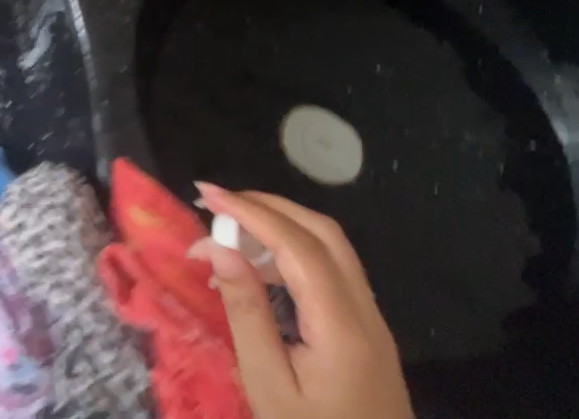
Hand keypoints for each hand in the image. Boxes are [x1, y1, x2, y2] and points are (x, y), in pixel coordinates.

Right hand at [193, 184, 414, 418]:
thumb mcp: (267, 382)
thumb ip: (245, 312)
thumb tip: (219, 247)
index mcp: (340, 326)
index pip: (297, 246)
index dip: (251, 212)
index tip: (206, 195)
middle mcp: (365, 312)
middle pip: (324, 234)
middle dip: (268, 205)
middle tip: (217, 202)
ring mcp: (372, 321)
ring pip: (332, 248)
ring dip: (282, 223)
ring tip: (230, 228)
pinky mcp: (367, 331)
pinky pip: (333, 269)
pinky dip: (293, 248)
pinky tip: (259, 264)